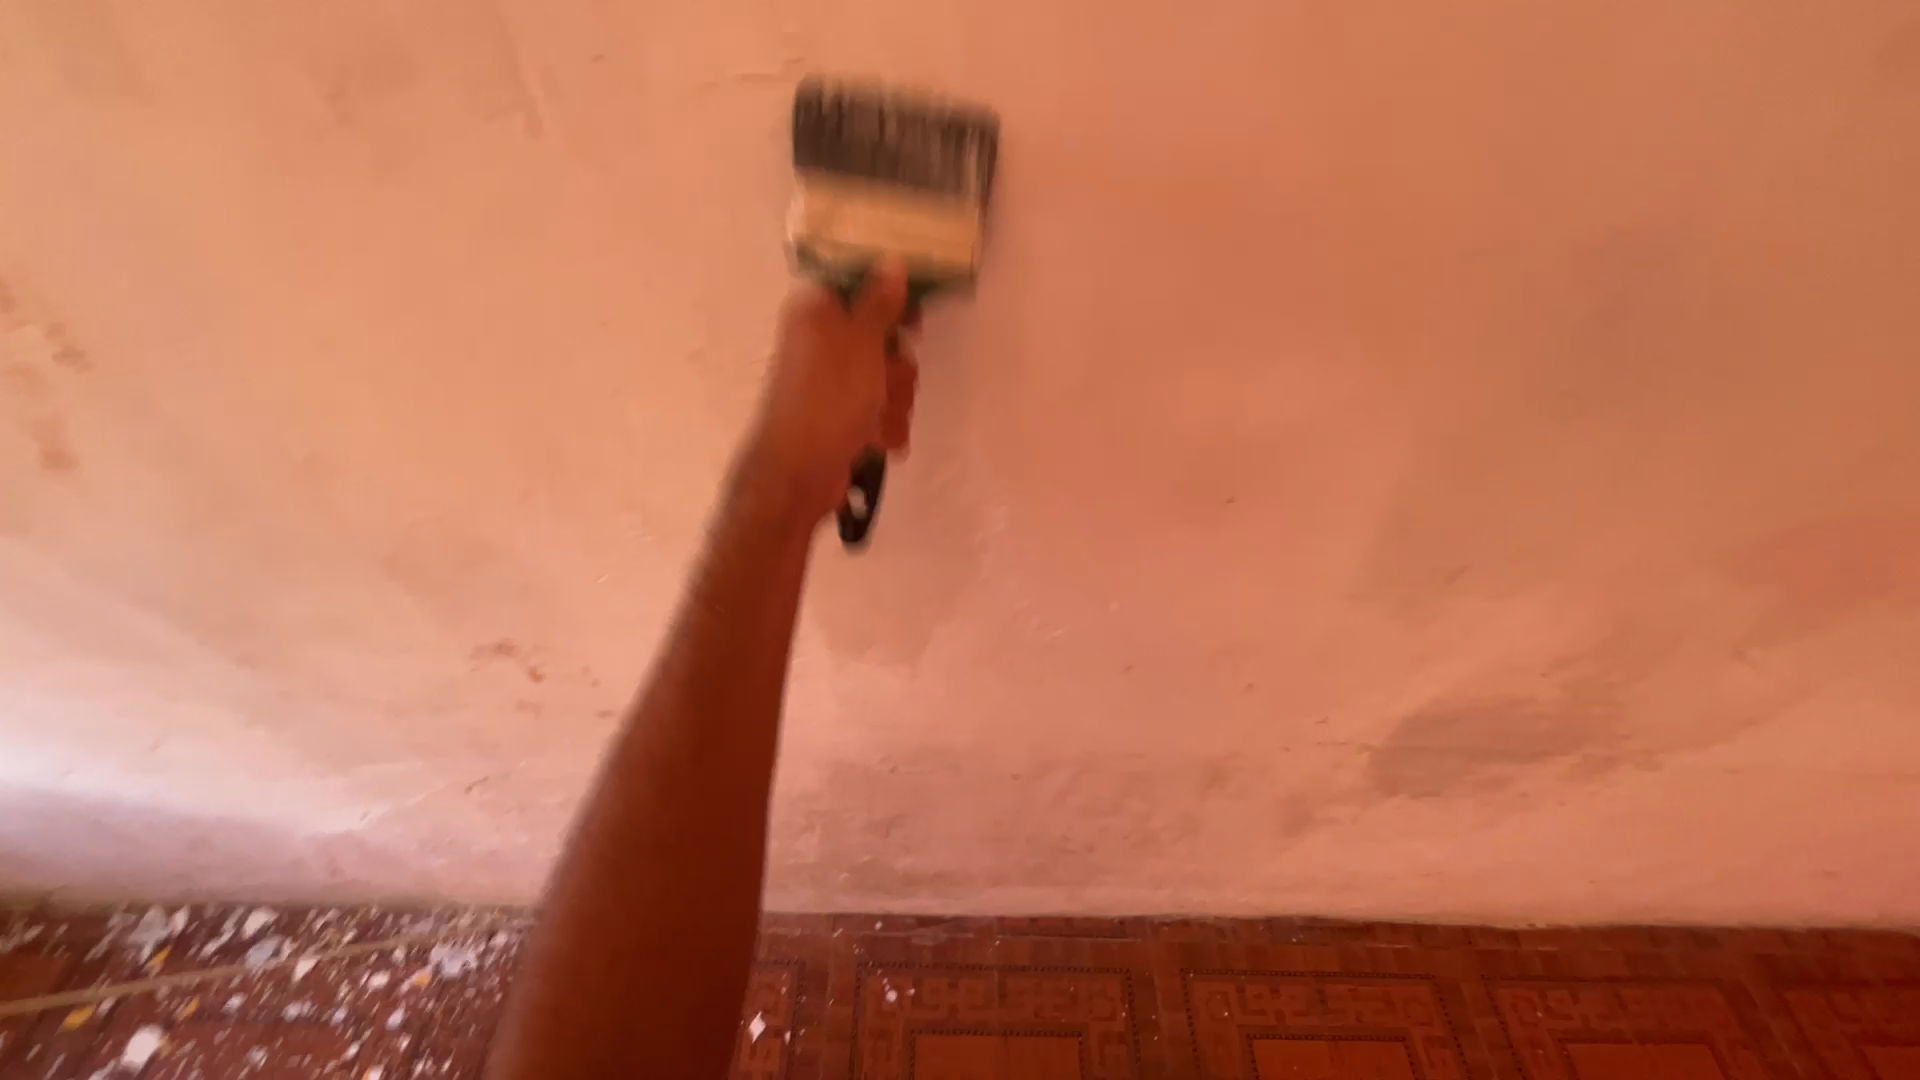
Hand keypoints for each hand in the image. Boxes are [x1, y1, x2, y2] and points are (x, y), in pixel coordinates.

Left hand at [746, 263, 918, 522]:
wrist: (800, 472)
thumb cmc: (829, 398)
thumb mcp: (860, 341)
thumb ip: (880, 301)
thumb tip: (892, 260)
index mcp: (818, 312)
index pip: (865, 290)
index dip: (894, 307)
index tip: (912, 325)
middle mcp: (824, 344)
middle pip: (884, 340)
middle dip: (898, 368)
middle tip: (887, 381)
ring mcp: (834, 385)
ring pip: (888, 380)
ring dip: (895, 402)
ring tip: (880, 420)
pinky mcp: (844, 418)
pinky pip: (881, 411)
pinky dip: (885, 426)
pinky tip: (880, 441)